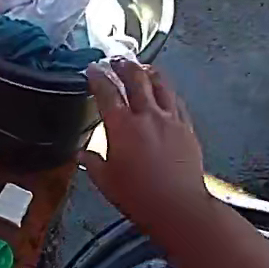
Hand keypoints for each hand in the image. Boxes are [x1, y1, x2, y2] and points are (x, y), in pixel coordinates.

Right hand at [81, 58, 216, 244]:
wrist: (179, 207)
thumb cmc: (139, 197)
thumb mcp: (106, 182)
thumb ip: (93, 164)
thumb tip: (81, 155)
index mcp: (122, 127)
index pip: (106, 92)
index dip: (97, 78)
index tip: (92, 69)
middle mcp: (147, 116)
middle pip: (136, 79)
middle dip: (124, 66)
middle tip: (117, 60)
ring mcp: (171, 120)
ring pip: (161, 85)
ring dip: (149, 72)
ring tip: (143, 68)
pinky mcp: (187, 128)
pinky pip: (177, 102)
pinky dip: (168, 92)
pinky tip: (166, 92)